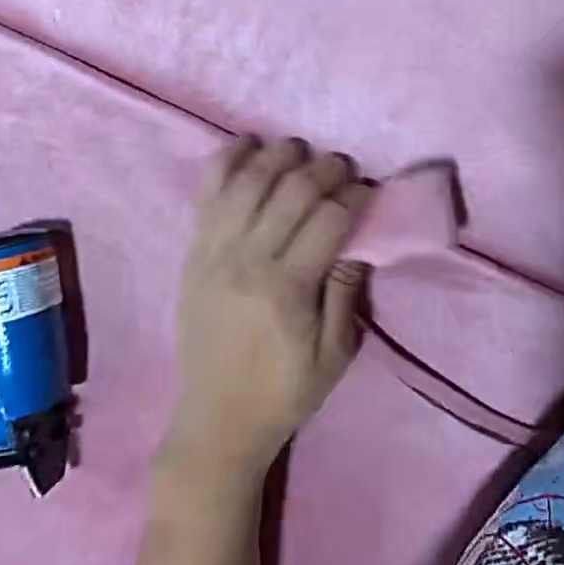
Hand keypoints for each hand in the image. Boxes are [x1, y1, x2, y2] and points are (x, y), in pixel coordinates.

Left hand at [165, 137, 372, 477]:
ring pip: (248, 181)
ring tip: (302, 149)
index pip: (329, 219)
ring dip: (280, 155)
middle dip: (325, 167)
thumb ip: (346, 291)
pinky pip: (207, 193)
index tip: (370, 191)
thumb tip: (359, 240)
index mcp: (287, 289)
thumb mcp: (334, 353)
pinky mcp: (193, 253)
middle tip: (344, 165)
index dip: (356, 196)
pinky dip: (227, 161)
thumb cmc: (284, 392)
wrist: (217, 420)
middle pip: (291, 190)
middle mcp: (248, 260)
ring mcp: (214, 252)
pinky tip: (248, 145)